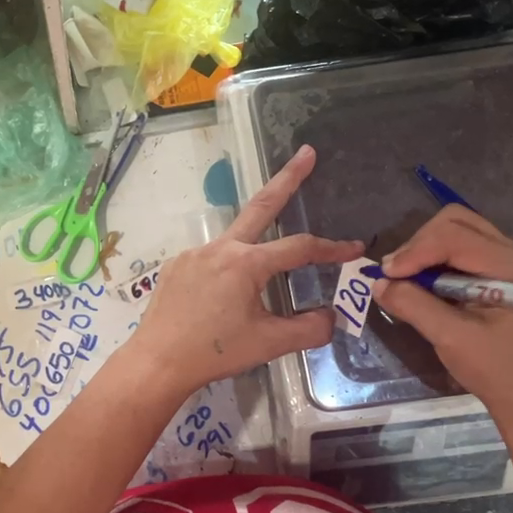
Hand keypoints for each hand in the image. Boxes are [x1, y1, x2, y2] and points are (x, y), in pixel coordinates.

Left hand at [123, 146, 362, 397]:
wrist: (157, 360)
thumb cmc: (215, 351)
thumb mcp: (269, 343)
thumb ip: (309, 328)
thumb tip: (333, 316)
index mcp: (245, 263)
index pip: (299, 248)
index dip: (331, 249)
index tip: (355, 249)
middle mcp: (219, 248)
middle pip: (261, 205)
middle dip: (287, 178)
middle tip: (306, 152)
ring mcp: (194, 253)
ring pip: (234, 241)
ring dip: (254, 241)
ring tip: (263, 269)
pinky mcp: (177, 265)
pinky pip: (211, 259)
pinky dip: (226, 268)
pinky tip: (224, 295)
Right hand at [372, 206, 512, 425]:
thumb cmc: (497, 370)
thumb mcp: (451, 339)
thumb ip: (414, 306)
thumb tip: (378, 284)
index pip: (454, 236)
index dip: (415, 251)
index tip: (386, 275)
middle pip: (456, 222)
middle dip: (419, 243)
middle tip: (396, 274)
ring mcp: (508, 262)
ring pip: (456, 230)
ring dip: (424, 250)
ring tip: (405, 280)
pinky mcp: (498, 273)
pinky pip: (459, 249)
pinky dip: (434, 260)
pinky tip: (423, 284)